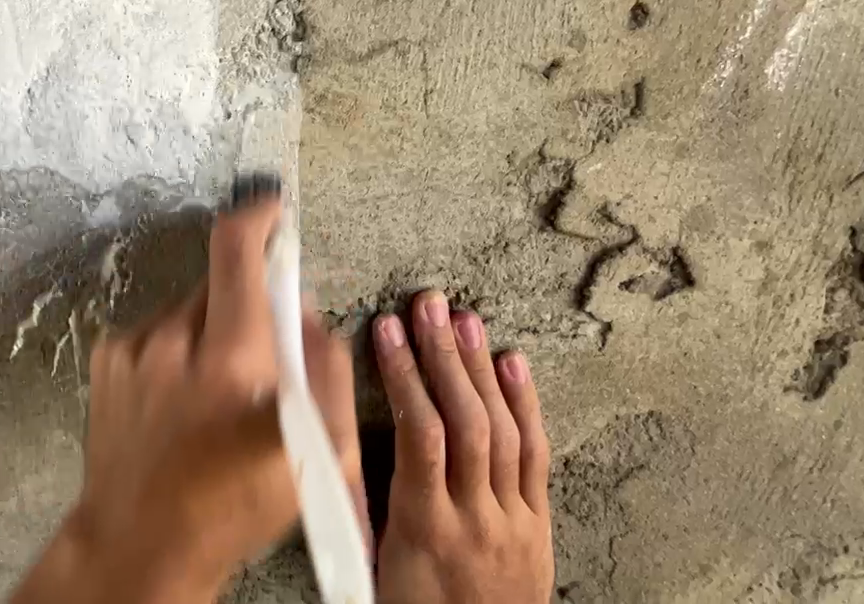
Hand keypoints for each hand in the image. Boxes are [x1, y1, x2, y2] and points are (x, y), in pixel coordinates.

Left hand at [10, 175, 366, 603]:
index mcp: (229, 357)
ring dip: (206, 329)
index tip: (270, 207)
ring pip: (186, 309)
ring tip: (211, 390)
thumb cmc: (234, 503)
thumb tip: (305, 309)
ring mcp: (133, 345)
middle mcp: (173, 338)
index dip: (255, 217)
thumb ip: (323, 370)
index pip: (234, 251)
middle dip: (243, 302)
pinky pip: (155, 330)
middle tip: (256, 352)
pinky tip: (175, 396)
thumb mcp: (313, 454)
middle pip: (216, 284)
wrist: (139, 539)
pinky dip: (173, 347)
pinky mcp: (107, 356)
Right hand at [371, 291, 554, 603]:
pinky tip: (513, 363)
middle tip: (428, 304)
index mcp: (426, 525)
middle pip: (466, 422)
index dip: (404, 375)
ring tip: (462, 318)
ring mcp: (514, 517)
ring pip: (503, 431)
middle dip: (443, 355)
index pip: (420, 435)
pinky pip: (538, 456)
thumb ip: (356, 497)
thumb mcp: (375, 558)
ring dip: (480, 367)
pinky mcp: (540, 522)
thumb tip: (323, 434)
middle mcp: (476, 516)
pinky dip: (526, 403)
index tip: (386, 329)